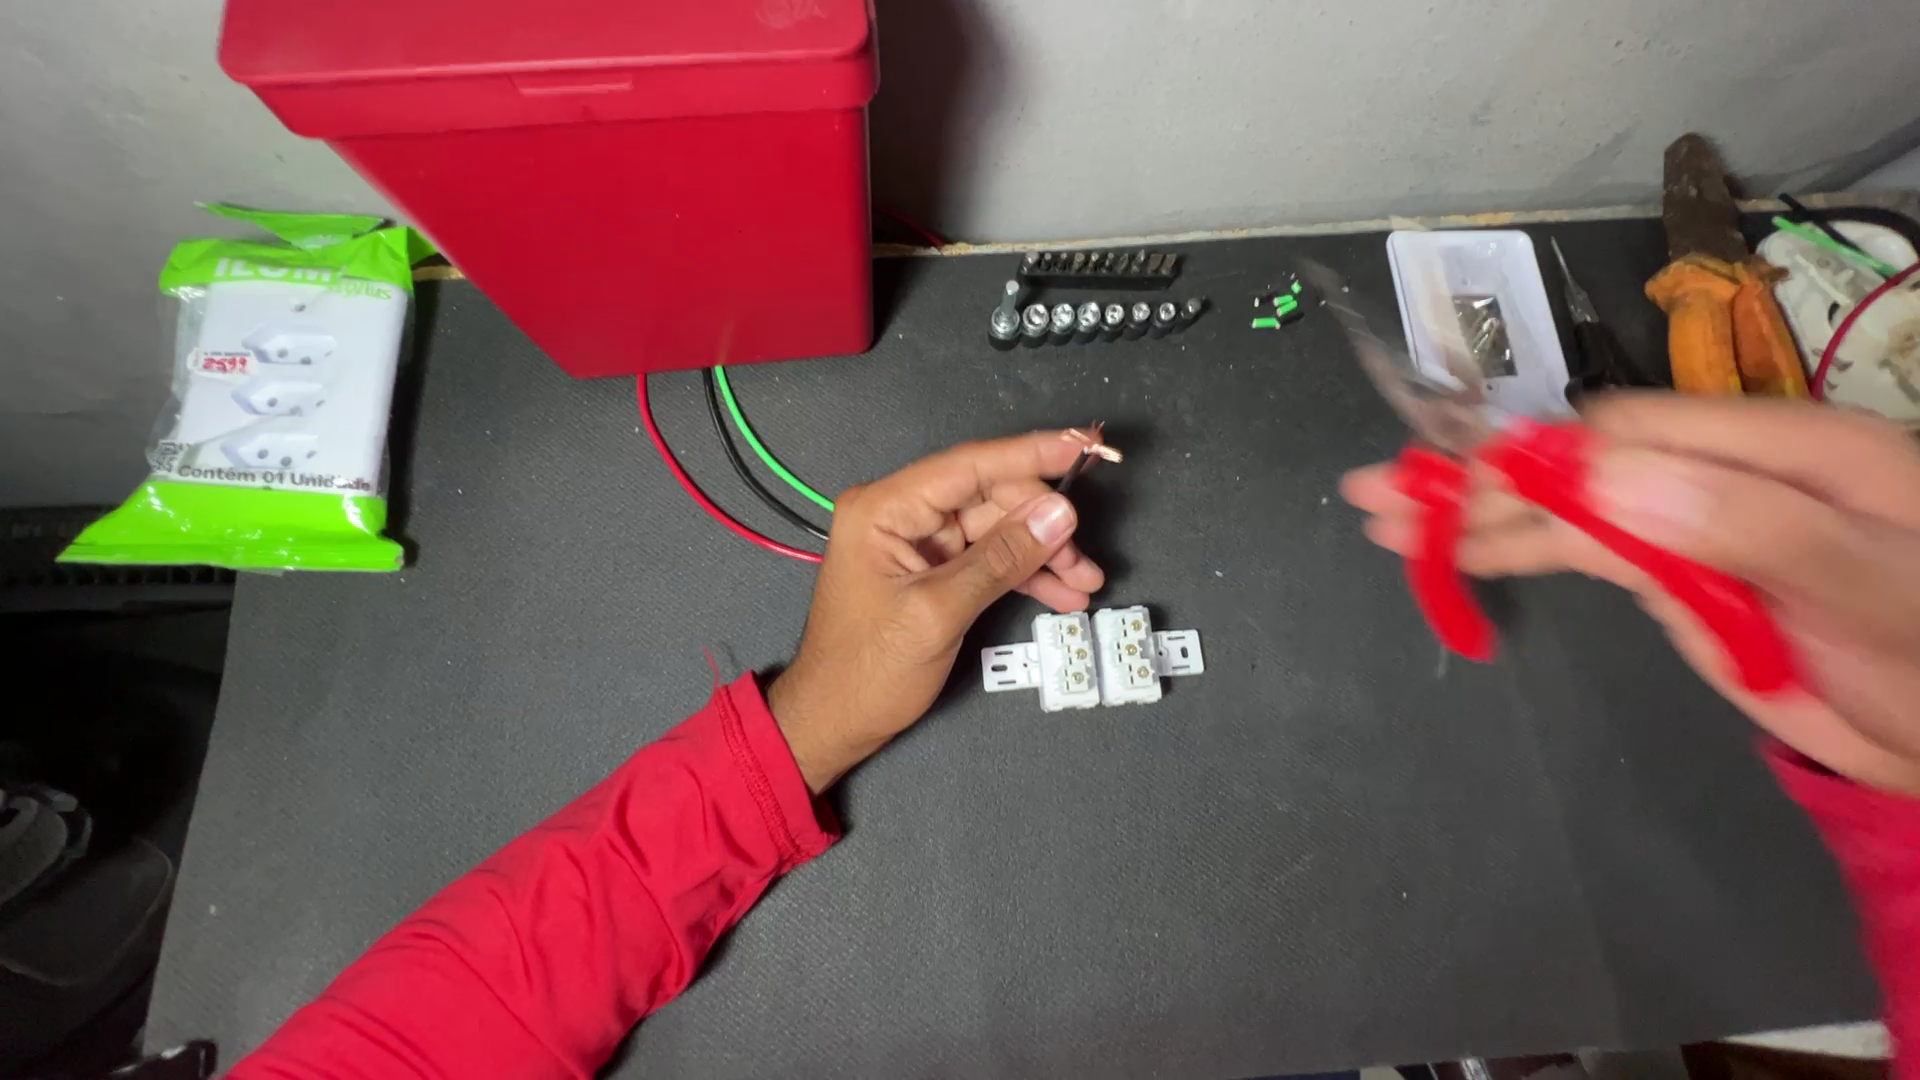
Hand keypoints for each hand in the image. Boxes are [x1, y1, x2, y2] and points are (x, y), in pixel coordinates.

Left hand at [768, 431, 1104, 791]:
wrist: (833, 722)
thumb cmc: (870, 671)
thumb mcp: (939, 613)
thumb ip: (1000, 559)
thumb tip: (1061, 513)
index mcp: (886, 508)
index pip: (971, 465)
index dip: (1034, 454)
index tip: (1090, 446)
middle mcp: (901, 513)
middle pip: (990, 498)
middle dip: (1044, 526)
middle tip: (1088, 561)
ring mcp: (918, 541)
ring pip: (997, 529)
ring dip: (1043, 554)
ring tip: (1085, 584)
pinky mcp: (933, 569)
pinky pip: (988, 558)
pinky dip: (1024, 574)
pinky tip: (1061, 593)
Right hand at [1342, 394, 1919, 796]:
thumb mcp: (1876, 592)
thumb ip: (1749, 526)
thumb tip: (1604, 480)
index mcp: (1779, 450)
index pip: (1622, 433)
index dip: (1526, 457)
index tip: (1447, 488)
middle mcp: (1716, 472)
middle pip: (1566, 463)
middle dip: (1467, 480)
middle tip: (1376, 493)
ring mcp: (1682, 520)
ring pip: (1551, 506)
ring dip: (1465, 513)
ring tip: (1383, 520)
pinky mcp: (1662, 568)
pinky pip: (1567, 546)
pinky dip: (1502, 547)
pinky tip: (1449, 548)